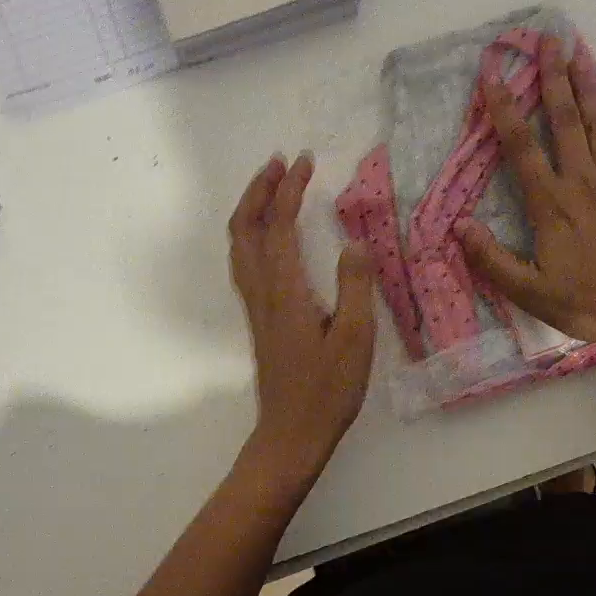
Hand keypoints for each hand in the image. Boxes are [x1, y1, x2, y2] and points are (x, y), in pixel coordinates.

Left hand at [229, 153, 376, 467]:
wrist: (291, 434)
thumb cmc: (327, 391)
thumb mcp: (355, 340)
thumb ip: (356, 288)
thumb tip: (355, 244)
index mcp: (286, 291)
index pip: (280, 226)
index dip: (290, 190)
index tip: (305, 161)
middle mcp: (262, 293)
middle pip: (245, 228)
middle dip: (259, 190)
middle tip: (280, 163)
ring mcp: (257, 308)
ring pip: (240, 246)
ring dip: (252, 210)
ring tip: (272, 189)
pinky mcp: (260, 321)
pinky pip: (246, 263)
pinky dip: (254, 235)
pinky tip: (271, 239)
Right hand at [458, 37, 595, 363]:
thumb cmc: (583, 303)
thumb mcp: (528, 291)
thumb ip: (491, 259)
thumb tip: (459, 226)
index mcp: (551, 204)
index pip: (522, 147)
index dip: (504, 109)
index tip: (493, 75)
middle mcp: (582, 183)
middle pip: (565, 120)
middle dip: (553, 78)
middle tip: (547, 40)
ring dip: (588, 87)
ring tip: (579, 52)